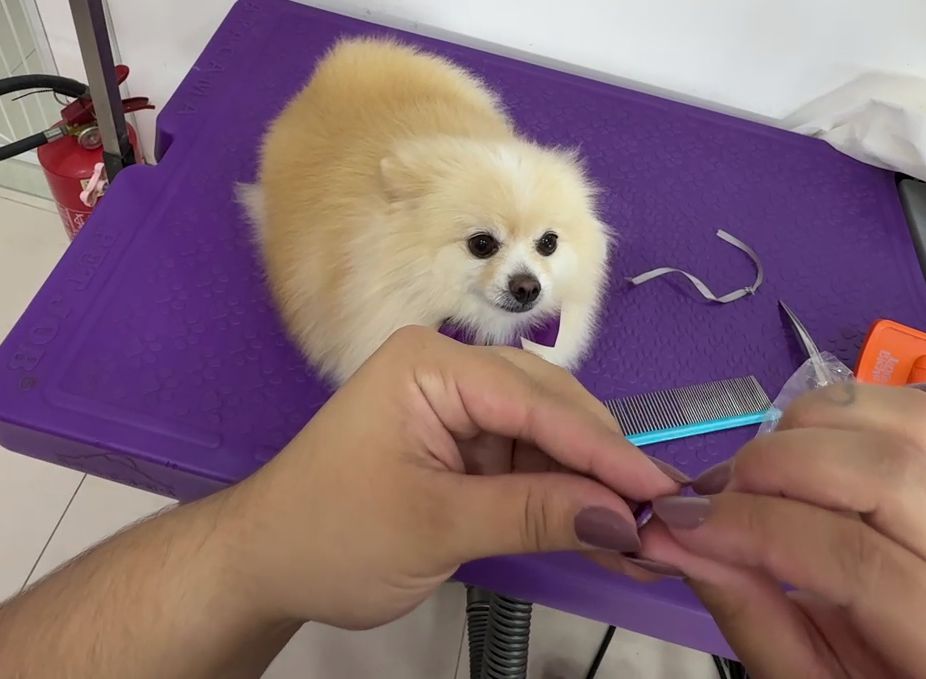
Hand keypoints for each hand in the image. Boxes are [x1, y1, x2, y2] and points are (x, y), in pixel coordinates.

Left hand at [221, 325, 686, 629]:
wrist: (266, 561)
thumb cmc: (332, 534)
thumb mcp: (435, 527)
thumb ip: (531, 514)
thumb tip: (621, 518)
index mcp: (430, 363)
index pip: (533, 399)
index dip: (600, 447)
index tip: (659, 491)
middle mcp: (448, 368)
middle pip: (546, 405)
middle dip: (599, 460)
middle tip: (660, 515)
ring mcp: (455, 403)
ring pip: (543, 432)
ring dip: (586, 480)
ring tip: (638, 529)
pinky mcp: (460, 439)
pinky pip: (523, 458)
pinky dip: (558, 492)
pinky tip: (595, 523)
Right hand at [635, 380, 925, 678]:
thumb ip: (745, 610)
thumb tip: (666, 534)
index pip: (858, 558)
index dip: (756, 525)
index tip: (679, 520)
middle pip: (890, 471)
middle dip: (779, 462)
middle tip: (717, 491)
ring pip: (914, 425)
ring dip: (815, 420)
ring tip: (763, 463)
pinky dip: (889, 397)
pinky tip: (840, 414)